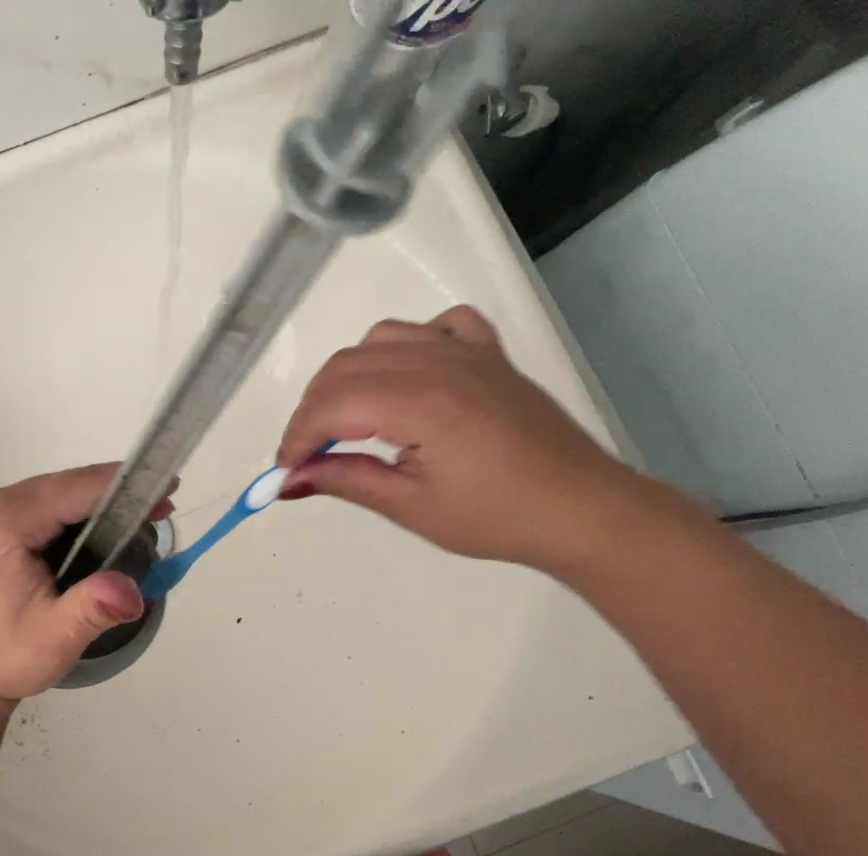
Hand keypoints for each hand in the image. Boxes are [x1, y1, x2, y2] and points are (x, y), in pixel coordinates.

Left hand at [0, 464, 170, 719]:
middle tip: (162, 509)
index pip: (75, 489)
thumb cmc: (2, 658)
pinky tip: (102, 534)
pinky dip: (76, 518)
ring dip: (97, 506)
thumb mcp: (53, 638)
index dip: (123, 487)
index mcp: (4, 521)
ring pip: (56, 496)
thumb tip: (132, 591)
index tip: (168, 487)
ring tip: (140, 521)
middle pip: (66, 487)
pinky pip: (43, 511)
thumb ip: (92, 609)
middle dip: (115, 495)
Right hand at [276, 306, 653, 572]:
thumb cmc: (495, 518)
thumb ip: (345, 481)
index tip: (286, 471)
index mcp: (421, 404)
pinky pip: (437, 324)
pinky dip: (408, 343)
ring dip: (350, 375)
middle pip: (346, 367)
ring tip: (349, 419)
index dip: (298, 437)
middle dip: (314, 410)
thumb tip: (288, 479)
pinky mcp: (489, 353)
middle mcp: (440, 363)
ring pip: (380, 338)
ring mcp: (467, 351)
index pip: (332, 405)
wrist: (580, 509)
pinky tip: (407, 376)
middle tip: (310, 455)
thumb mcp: (410, 507)